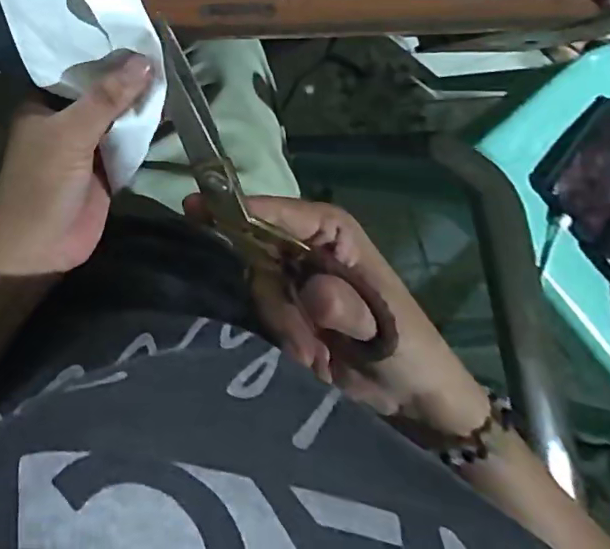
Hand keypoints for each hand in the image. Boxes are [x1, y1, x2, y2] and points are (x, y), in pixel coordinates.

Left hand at [0, 53, 153, 276]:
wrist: (40, 250)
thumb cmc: (42, 184)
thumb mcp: (71, 134)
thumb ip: (107, 98)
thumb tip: (144, 60)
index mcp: (42, 102)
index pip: (74, 66)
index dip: (102, 49)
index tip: (134, 27)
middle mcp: (62, 117)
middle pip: (99, 89)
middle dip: (126, 73)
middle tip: (162, 44)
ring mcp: (84, 142)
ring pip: (115, 113)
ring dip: (138, 99)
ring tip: (172, 66)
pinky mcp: (103, 165)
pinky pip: (127, 138)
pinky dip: (144, 127)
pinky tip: (169, 106)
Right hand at [184, 194, 492, 435]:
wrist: (411, 399)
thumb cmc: (408, 348)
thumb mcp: (384, 328)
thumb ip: (347, 305)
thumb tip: (314, 291)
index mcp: (331, 230)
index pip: (277, 211)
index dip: (239, 209)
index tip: (198, 208)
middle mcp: (303, 244)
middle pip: (255, 246)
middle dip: (271, 295)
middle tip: (299, 336)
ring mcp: (289, 274)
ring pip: (256, 284)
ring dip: (281, 323)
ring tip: (314, 354)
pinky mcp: (281, 304)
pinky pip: (259, 310)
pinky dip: (279, 335)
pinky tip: (308, 356)